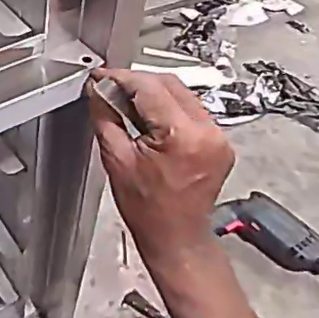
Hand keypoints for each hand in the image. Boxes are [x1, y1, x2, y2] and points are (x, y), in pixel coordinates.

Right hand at [89, 68, 233, 270]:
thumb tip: (98, 91)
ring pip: (182, 93)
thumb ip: (106, 117)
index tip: (102, 78)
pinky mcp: (220, 142)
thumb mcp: (116, 160)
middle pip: (169, 84)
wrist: (176, 238)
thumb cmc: (149, 211)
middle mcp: (208, 133)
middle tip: (110, 89)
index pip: (149, 87)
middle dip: (137, 83)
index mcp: (183, 136)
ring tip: (127, 106)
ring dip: (153, 94)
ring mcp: (218, 137)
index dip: (120, 79)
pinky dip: (168, 108)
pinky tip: (149, 119)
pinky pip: (192, 110)